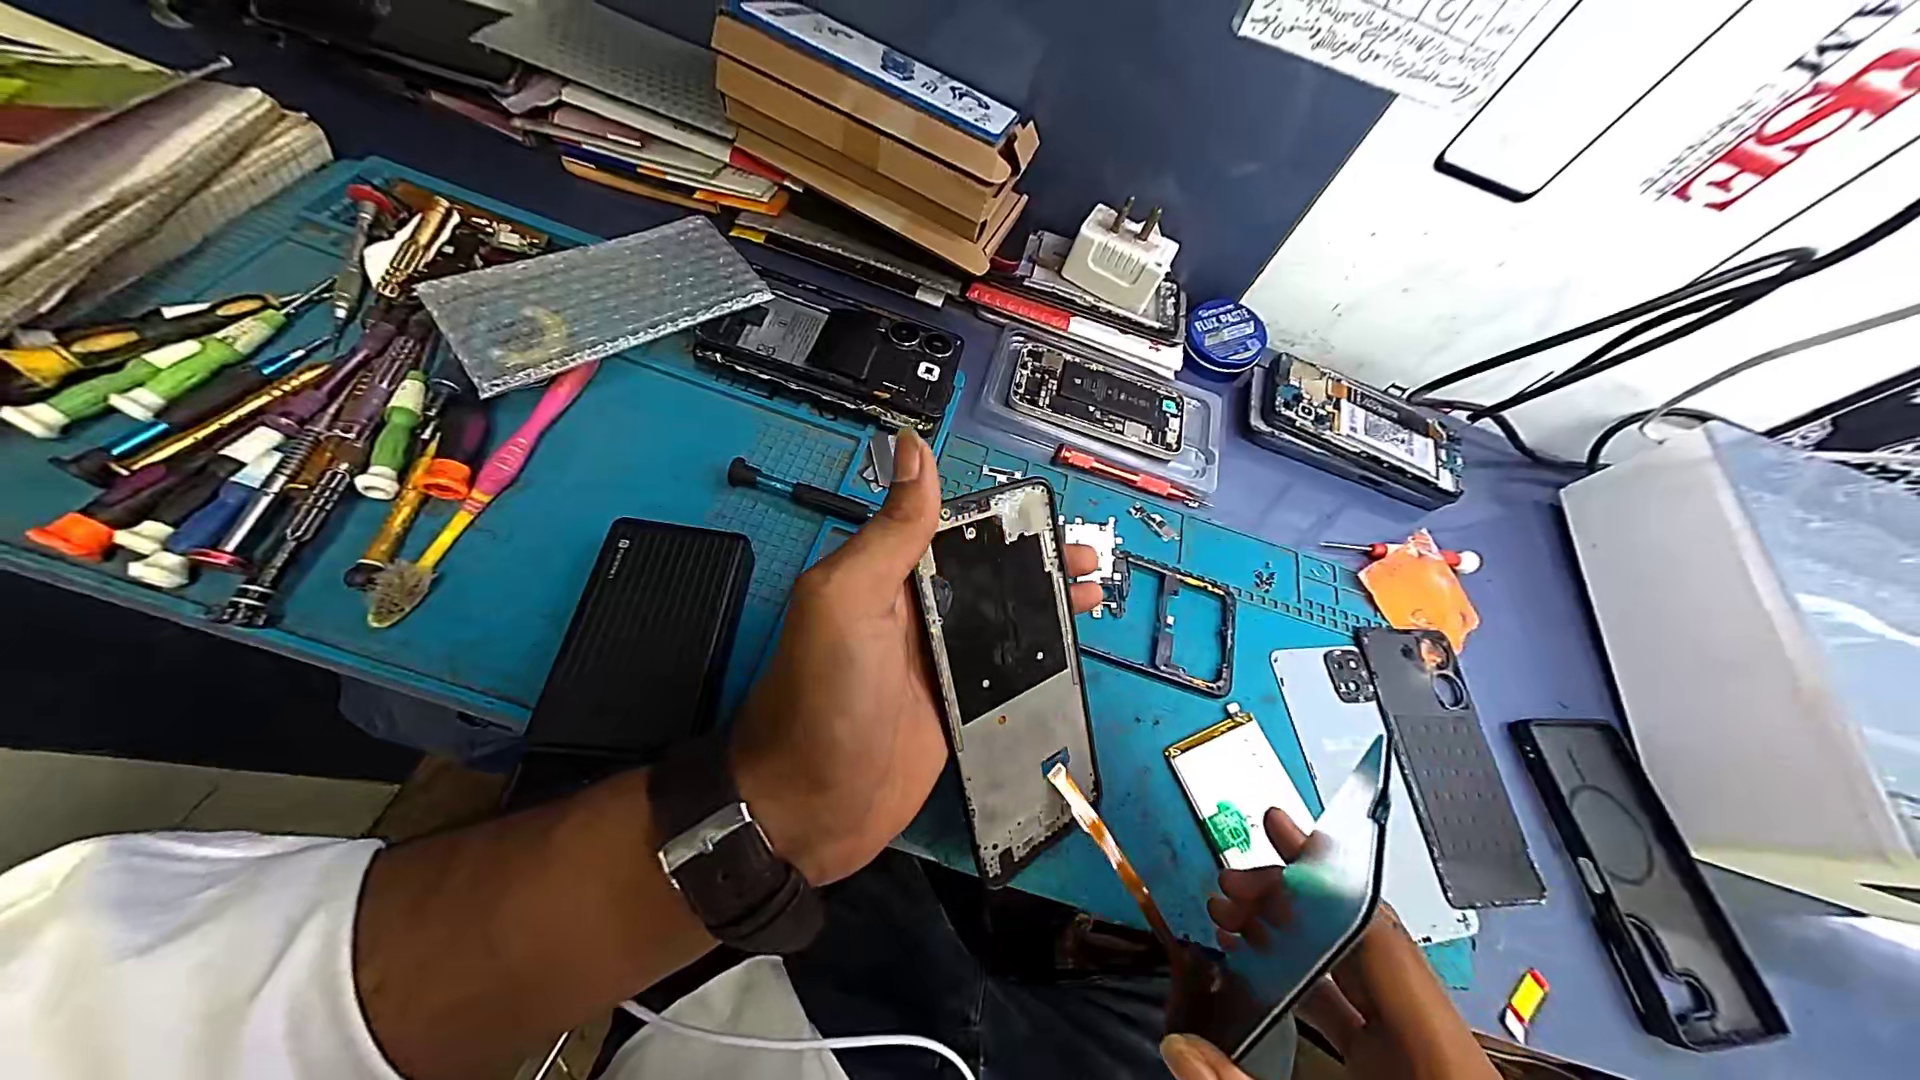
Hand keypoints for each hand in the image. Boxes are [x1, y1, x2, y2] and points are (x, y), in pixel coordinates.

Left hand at [731, 429, 1103, 884]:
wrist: (811, 805)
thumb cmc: (824, 694)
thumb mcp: (848, 599)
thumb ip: (889, 531)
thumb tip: (913, 448)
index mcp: (888, 574)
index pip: (954, 530)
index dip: (1003, 520)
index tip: (1050, 518)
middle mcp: (916, 610)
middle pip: (987, 572)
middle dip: (1036, 560)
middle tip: (1086, 560)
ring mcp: (938, 660)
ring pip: (1002, 617)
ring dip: (1045, 603)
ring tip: (1090, 595)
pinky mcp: (956, 703)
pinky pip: (1002, 667)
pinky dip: (1036, 654)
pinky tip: (1068, 648)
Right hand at [1172, 808, 1495, 1079]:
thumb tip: (1176, 1044)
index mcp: (1439, 1056)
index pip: (1376, 937)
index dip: (1324, 875)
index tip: (1279, 827)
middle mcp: (1427, 1043)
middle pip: (1354, 942)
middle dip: (1286, 900)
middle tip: (1227, 888)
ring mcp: (1411, 1059)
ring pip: (1345, 973)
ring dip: (1284, 935)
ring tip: (1230, 918)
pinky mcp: (1393, 1075)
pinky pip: (1341, 1009)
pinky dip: (1295, 979)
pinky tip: (1253, 970)